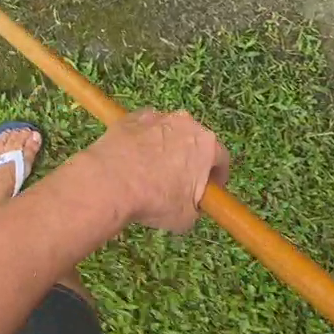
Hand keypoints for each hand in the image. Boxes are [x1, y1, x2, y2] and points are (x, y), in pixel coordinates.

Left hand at [84, 109, 230, 232]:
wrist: (111, 180)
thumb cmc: (156, 199)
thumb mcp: (187, 217)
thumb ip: (195, 205)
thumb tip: (189, 202)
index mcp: (206, 144)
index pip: (221, 159)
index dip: (217, 177)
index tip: (210, 190)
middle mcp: (185, 122)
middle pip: (194, 141)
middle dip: (190, 159)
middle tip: (180, 182)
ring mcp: (157, 116)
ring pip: (168, 132)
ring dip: (165, 148)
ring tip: (151, 172)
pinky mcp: (131, 116)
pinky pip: (144, 129)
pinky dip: (142, 141)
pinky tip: (133, 160)